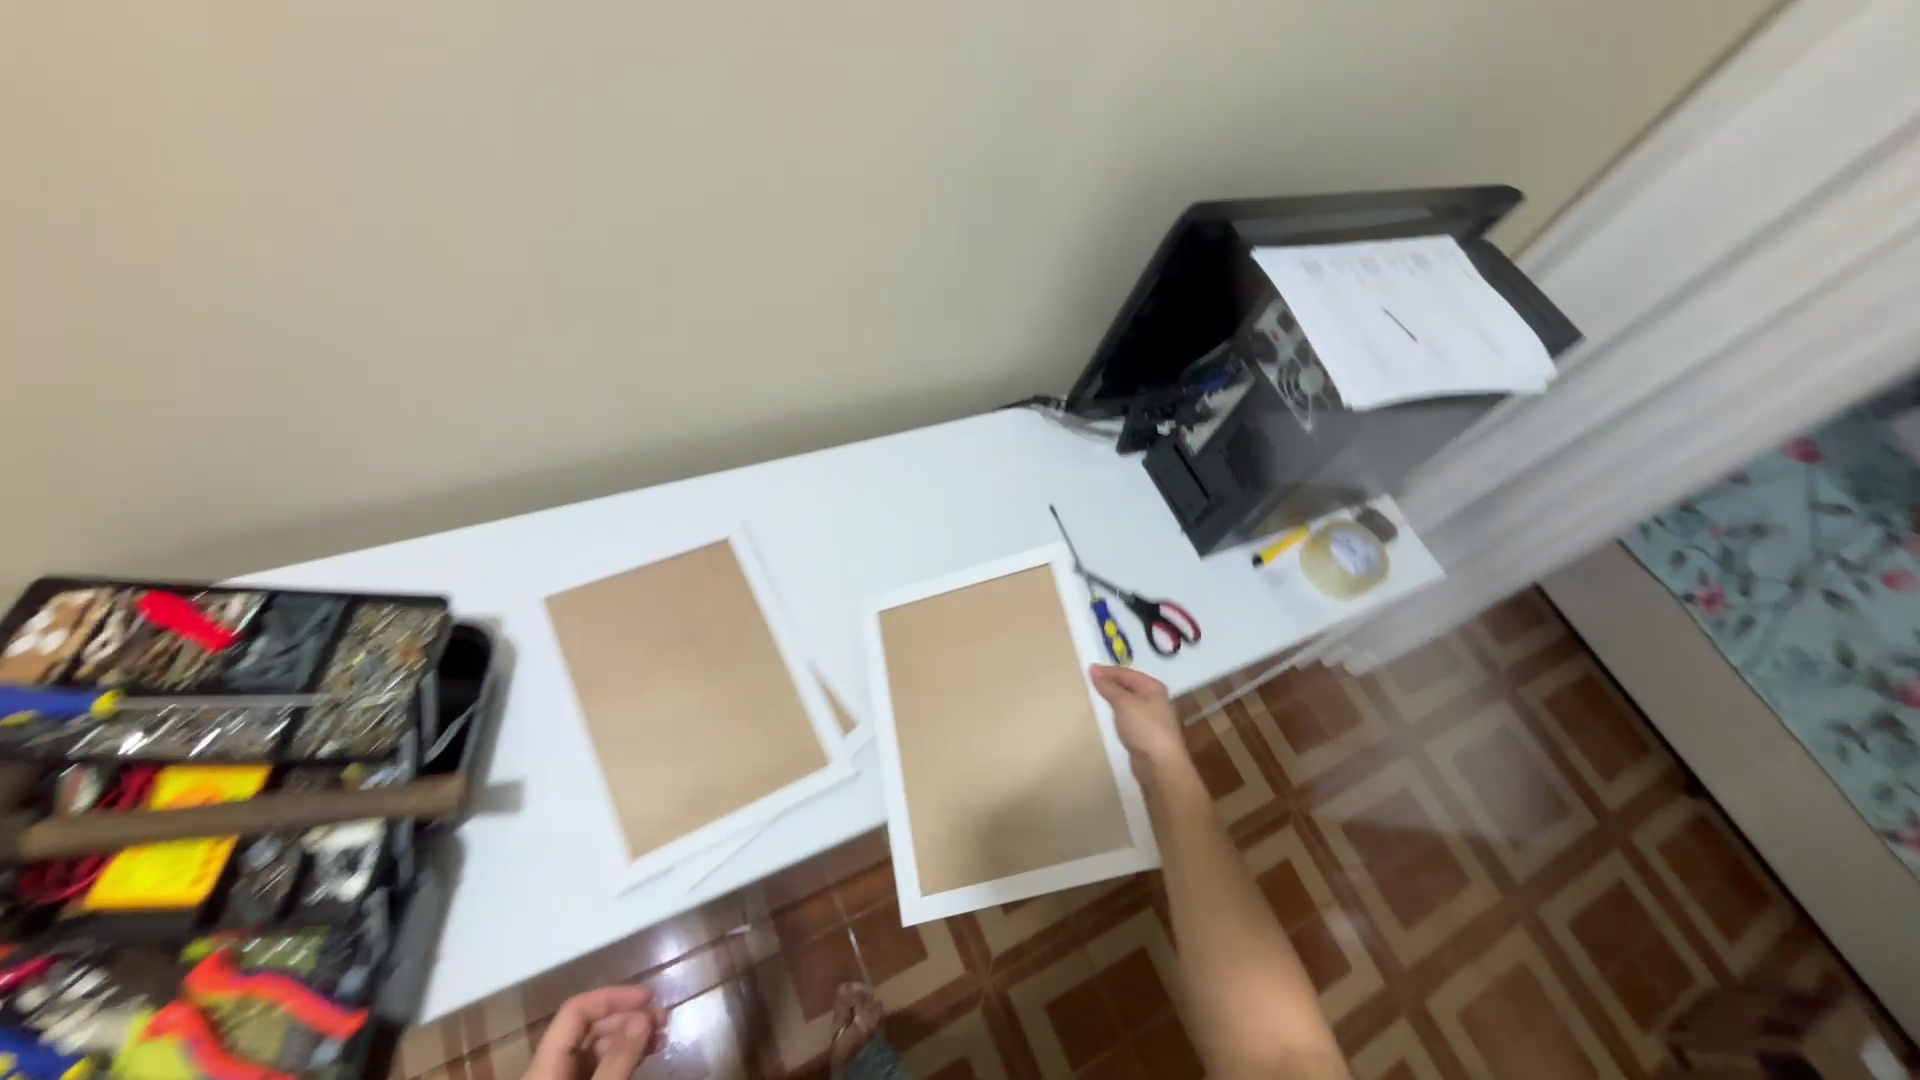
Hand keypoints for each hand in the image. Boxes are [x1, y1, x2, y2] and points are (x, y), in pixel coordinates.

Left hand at [523, 985, 667, 1079]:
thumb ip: (618, 1059)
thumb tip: (644, 1016)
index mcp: (543, 1066)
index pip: (575, 1010)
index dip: (613, 996)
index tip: (648, 997)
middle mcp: (548, 1068)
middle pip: (588, 1027)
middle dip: (628, 1017)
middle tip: (663, 1021)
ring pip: (596, 1047)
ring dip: (630, 1036)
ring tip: (660, 1037)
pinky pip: (598, 1066)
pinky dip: (623, 1056)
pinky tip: (645, 1054)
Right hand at [1090, 664, 1185, 768]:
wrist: (1159, 764)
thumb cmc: (1144, 728)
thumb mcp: (1124, 703)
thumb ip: (1109, 687)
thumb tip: (1094, 669)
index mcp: (1153, 687)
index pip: (1127, 673)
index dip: (1108, 671)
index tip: (1088, 670)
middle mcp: (1154, 699)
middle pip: (1128, 685)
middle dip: (1110, 683)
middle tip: (1088, 681)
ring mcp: (1150, 717)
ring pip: (1127, 701)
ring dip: (1112, 698)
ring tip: (1094, 695)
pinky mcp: (1144, 732)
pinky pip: (1126, 716)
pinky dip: (1115, 712)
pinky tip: (1106, 715)